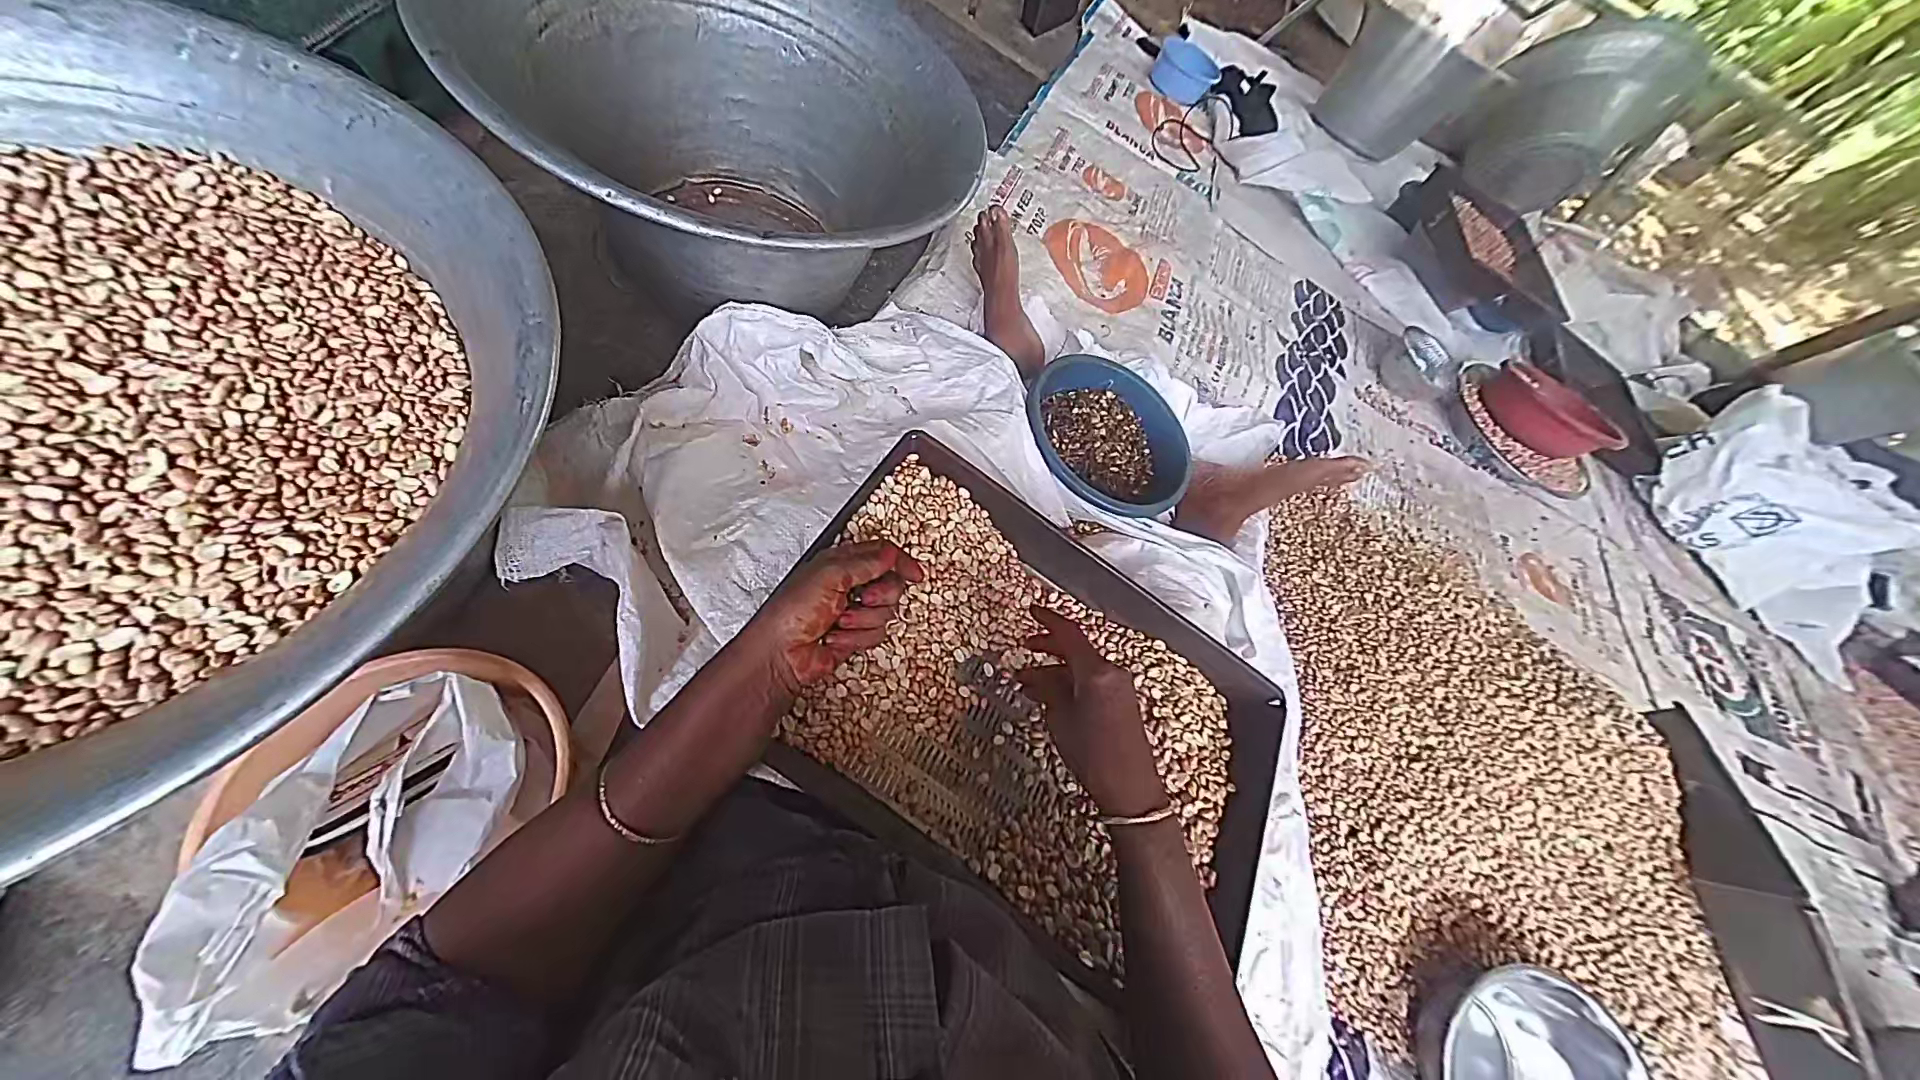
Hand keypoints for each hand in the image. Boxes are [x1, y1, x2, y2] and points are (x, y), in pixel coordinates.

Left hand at [744, 540, 923, 696]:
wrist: (781, 653)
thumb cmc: (792, 612)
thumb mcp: (830, 575)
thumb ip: (864, 563)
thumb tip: (891, 554)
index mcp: (842, 563)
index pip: (882, 554)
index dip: (900, 562)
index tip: (915, 574)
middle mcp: (851, 585)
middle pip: (892, 584)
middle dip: (882, 594)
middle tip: (865, 598)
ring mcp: (855, 611)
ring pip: (887, 612)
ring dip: (865, 619)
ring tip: (840, 621)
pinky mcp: (856, 635)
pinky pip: (877, 634)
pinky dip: (857, 637)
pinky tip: (836, 637)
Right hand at [1017, 606, 1167, 817]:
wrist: (1130, 788)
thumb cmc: (1092, 754)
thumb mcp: (1060, 719)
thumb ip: (1047, 689)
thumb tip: (1034, 674)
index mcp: (1096, 672)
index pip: (1069, 633)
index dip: (1048, 620)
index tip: (1032, 611)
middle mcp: (1111, 672)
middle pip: (1076, 648)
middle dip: (1048, 646)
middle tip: (1026, 647)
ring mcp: (1120, 686)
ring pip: (1082, 666)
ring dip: (1056, 669)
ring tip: (1029, 681)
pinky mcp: (1122, 700)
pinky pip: (1092, 680)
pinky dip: (1071, 681)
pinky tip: (1052, 695)